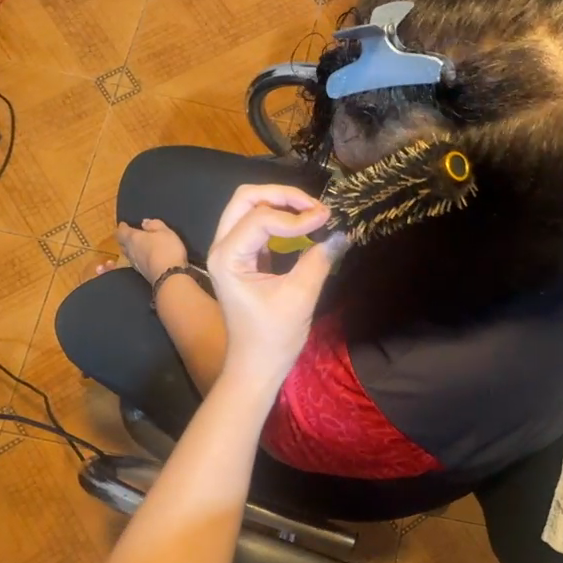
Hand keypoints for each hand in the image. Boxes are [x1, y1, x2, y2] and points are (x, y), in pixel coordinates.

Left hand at [114, 218, 188, 282]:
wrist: (170, 277)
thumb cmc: (167, 250)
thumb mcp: (165, 232)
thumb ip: (154, 225)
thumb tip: (144, 222)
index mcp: (133, 238)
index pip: (121, 232)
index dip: (122, 227)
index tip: (124, 224)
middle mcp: (131, 252)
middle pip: (123, 244)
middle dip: (125, 239)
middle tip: (130, 235)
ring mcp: (136, 265)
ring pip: (129, 255)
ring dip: (131, 250)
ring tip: (137, 246)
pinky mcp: (143, 274)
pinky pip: (136, 263)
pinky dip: (138, 259)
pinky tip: (144, 258)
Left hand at [206, 185, 346, 386]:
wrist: (256, 366)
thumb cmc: (273, 337)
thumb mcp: (300, 297)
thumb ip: (318, 260)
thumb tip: (341, 232)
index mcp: (227, 257)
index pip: (261, 218)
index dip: (296, 216)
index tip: (327, 220)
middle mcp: (222, 247)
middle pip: (246, 199)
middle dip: (282, 196)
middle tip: (316, 207)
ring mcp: (229, 250)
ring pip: (249, 207)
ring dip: (281, 203)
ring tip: (312, 213)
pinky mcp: (242, 256)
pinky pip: (256, 223)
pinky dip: (279, 218)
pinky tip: (303, 226)